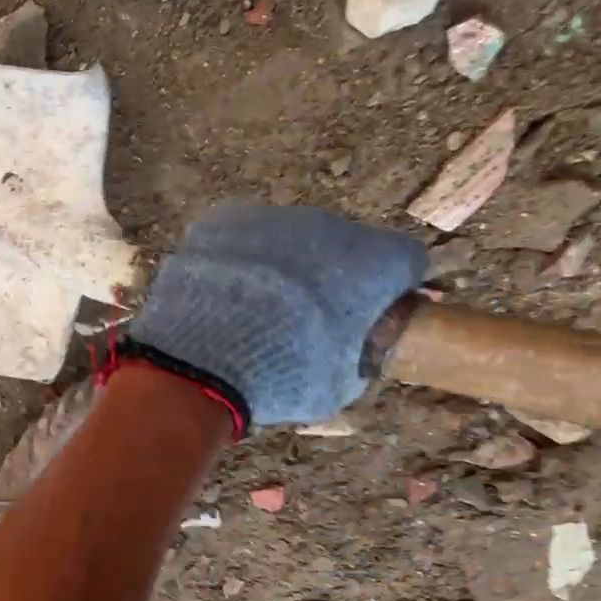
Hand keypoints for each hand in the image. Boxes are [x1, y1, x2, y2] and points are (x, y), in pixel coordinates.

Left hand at [125, 204, 427, 428]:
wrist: (199, 365)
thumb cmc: (282, 377)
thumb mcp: (342, 380)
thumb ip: (363, 348)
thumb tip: (361, 340)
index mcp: (378, 259)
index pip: (401, 264)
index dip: (383, 294)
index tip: (361, 320)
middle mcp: (331, 226)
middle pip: (337, 249)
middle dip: (324, 279)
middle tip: (292, 321)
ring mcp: (270, 220)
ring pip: (282, 242)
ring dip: (273, 269)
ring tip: (244, 312)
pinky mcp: (219, 223)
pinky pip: (232, 240)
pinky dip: (228, 263)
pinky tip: (213, 296)